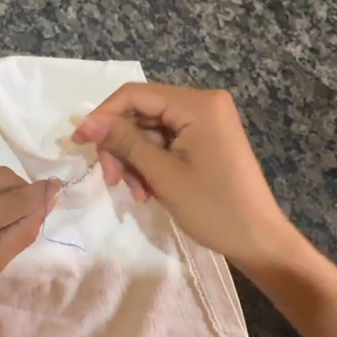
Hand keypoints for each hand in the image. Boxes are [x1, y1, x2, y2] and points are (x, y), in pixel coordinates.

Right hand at [71, 82, 307, 271]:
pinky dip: (149, 165)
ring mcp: (204, 122)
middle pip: (140, 113)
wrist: (258, 240)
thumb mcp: (162, 174)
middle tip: (112, 180)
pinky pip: (164, 143)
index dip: (102, 117)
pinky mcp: (204, 139)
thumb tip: (84, 123)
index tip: (79, 145)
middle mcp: (202, 103)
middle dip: (121, 146)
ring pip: (148, 131)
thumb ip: (123, 142)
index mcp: (197, 103)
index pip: (134, 95)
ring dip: (133, 161)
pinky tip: (148, 191)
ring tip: (135, 193)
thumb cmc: (213, 207)